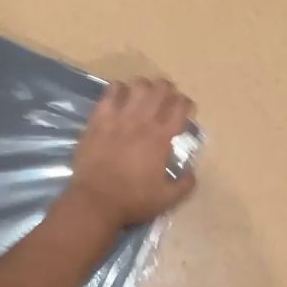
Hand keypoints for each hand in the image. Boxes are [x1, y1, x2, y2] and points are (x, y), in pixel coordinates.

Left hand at [67, 78, 196, 226]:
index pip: (180, 107)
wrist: (95, 201)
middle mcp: (142, 121)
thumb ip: (184, 185)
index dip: (187, 104)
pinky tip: (120, 95)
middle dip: (168, 89)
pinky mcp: (98, 119)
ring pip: (137, 85)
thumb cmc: (132, 201)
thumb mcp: (166, 199)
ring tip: (144, 94)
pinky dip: (119, 89)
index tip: (186, 110)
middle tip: (166, 98)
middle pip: (160, 90)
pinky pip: (110, 92)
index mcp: (161, 138)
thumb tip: (192, 172)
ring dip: (145, 86)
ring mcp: (118, 117)